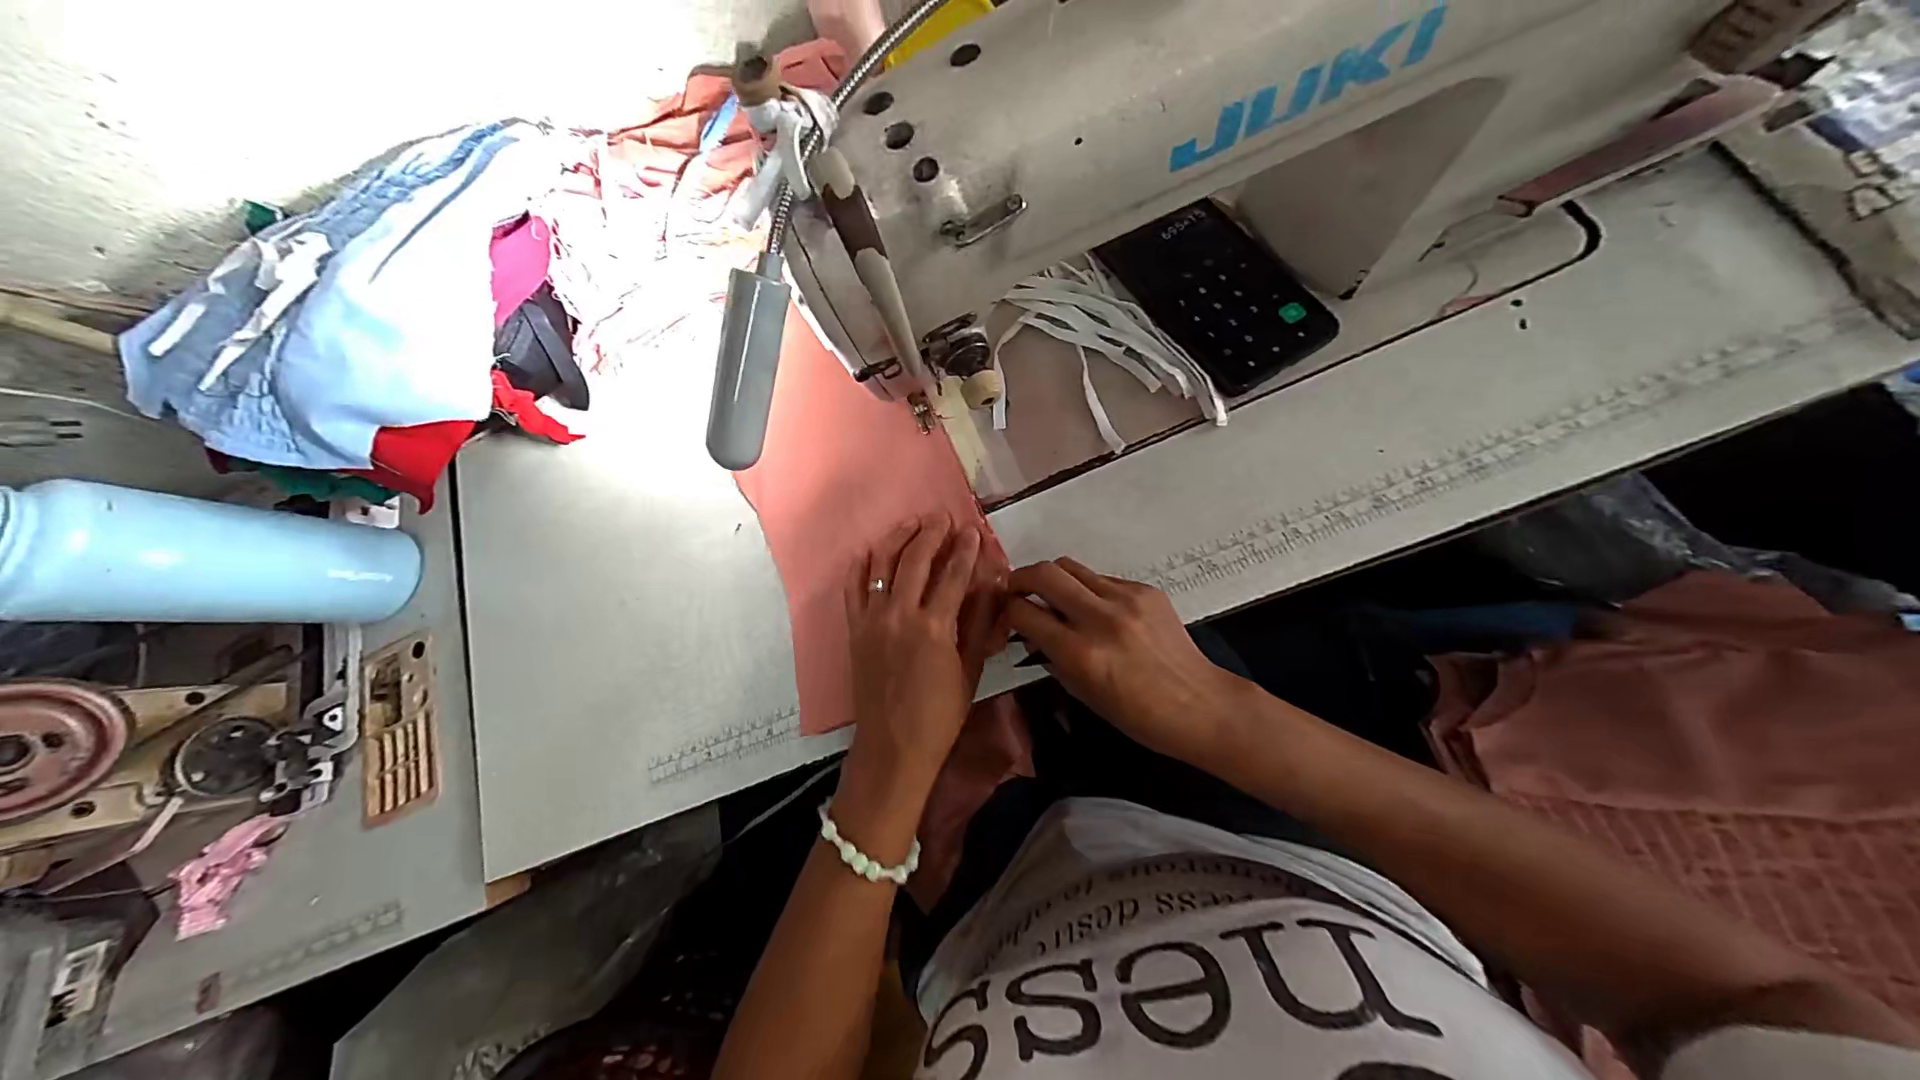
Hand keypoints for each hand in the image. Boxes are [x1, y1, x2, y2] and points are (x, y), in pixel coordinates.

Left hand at [839, 516, 1005, 836]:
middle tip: (943, 518)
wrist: (892, 747)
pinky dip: (863, 565)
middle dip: (932, 533)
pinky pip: (854, 587)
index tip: (973, 531)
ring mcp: (872, 620)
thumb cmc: (939, 715)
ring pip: (882, 565)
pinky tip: (872, 551)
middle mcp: (900, 615)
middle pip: (916, 559)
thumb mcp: (970, 671)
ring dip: (898, 539)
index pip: (953, 574)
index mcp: (934, 627)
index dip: (966, 549)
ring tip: (912, 523)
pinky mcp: (854, 629)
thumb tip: (990, 587)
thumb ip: (979, 624)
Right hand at [1007, 558, 1252, 768]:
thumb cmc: (1137, 715)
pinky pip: (1102, 579)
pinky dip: (1088, 589)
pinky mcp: (1146, 590)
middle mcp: (1100, 618)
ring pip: (1071, 566)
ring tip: (1054, 596)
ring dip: (1053, 579)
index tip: (1005, 614)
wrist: (1199, 704)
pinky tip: (1096, 610)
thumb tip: (1032, 631)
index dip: (1007, 611)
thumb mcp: (1083, 692)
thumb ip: (1052, 657)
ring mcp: (1126, 599)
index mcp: (1080, 653)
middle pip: (1044, 573)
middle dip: (1021, 579)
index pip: (1025, 612)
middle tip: (1017, 591)